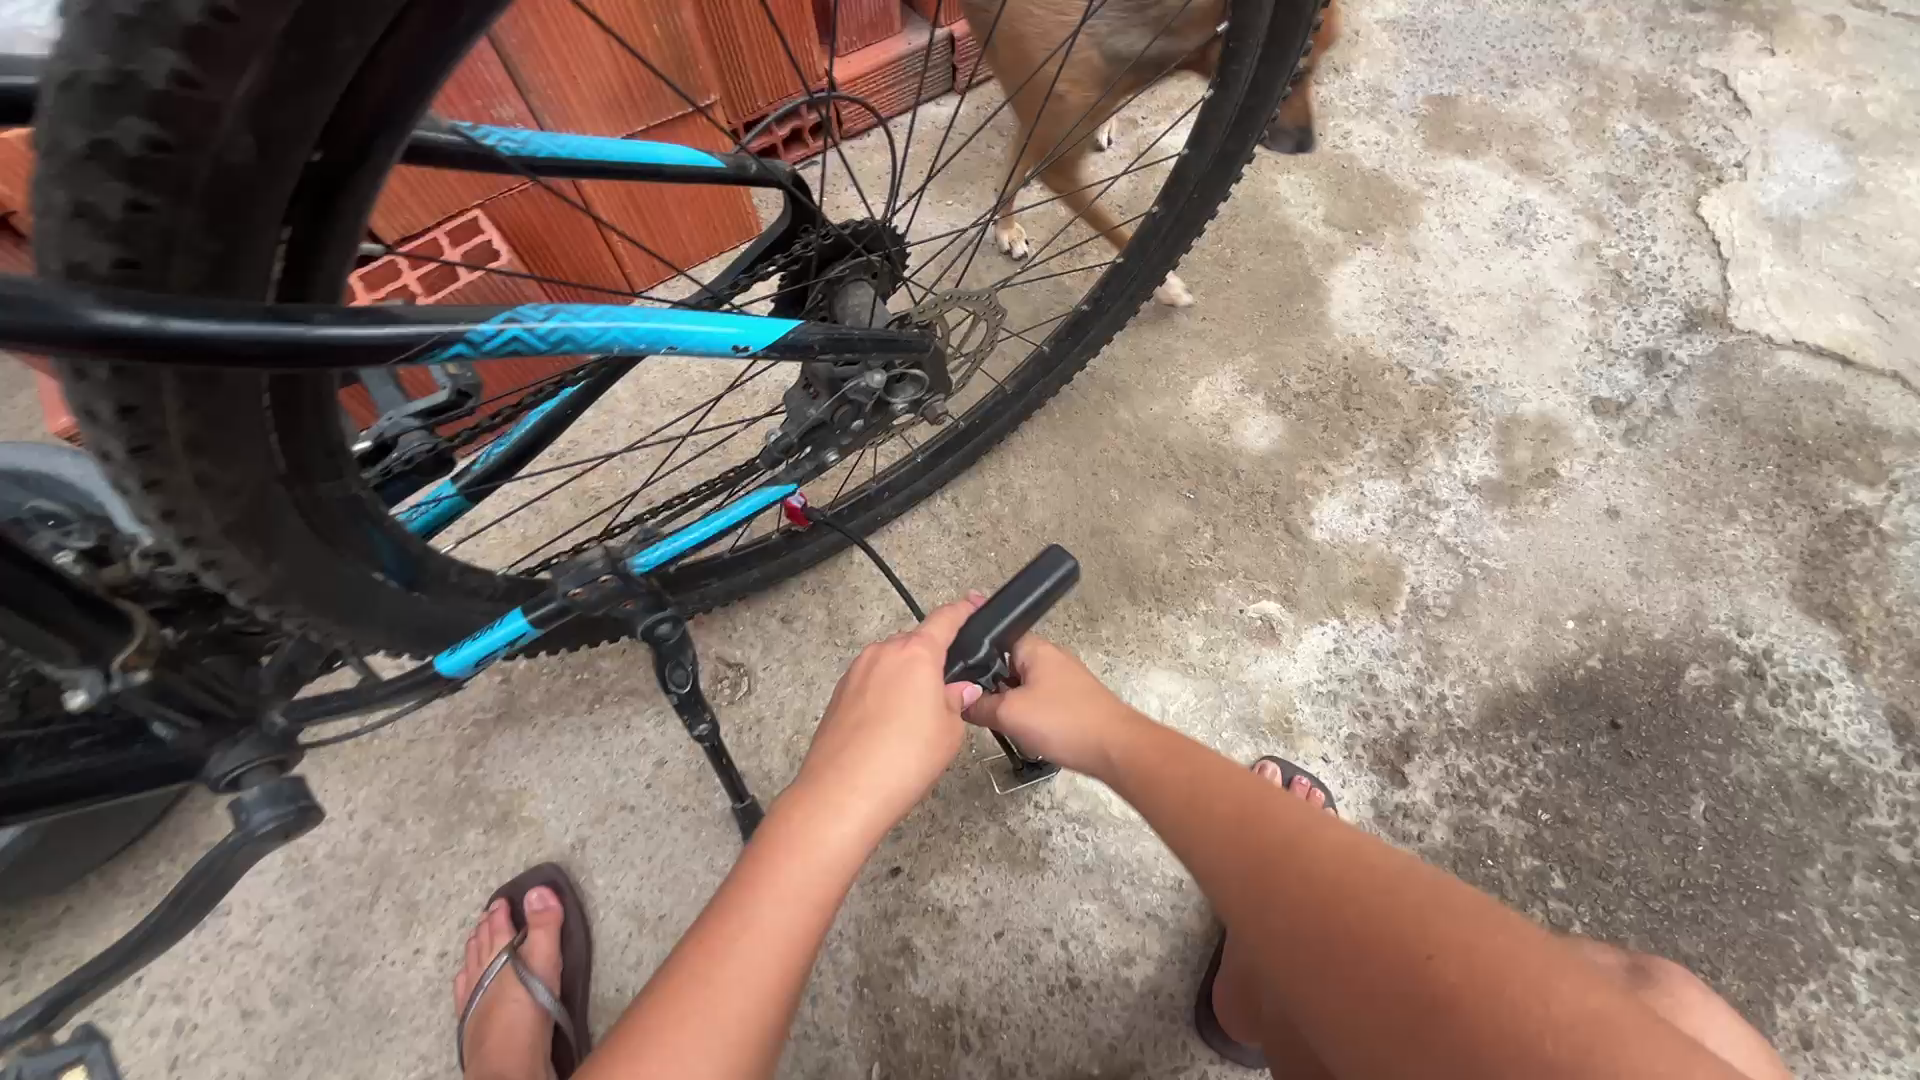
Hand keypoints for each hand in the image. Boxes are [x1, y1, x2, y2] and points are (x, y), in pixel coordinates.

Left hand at [790, 594, 986, 836]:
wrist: (842, 793)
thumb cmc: (899, 762)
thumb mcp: (948, 731)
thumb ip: (955, 701)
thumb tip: (958, 691)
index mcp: (915, 654)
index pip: (945, 619)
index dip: (964, 609)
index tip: (973, 603)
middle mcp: (883, 654)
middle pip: (915, 643)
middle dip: (934, 659)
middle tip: (950, 687)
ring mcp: (856, 672)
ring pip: (892, 664)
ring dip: (908, 680)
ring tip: (920, 718)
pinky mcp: (840, 694)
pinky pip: (872, 683)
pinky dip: (886, 695)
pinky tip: (893, 727)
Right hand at [964, 635, 1142, 776]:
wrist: (1115, 749)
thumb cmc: (1066, 722)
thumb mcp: (1009, 714)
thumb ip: (979, 706)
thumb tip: (962, 704)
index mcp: (1035, 648)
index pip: (995, 642)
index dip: (976, 662)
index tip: (962, 683)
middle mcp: (1051, 658)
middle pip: (1008, 668)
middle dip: (993, 690)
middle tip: (982, 710)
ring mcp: (1064, 680)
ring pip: (1023, 689)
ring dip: (1012, 707)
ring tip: (1005, 725)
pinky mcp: (1073, 702)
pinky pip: (1040, 704)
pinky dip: (1031, 718)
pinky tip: (1028, 735)